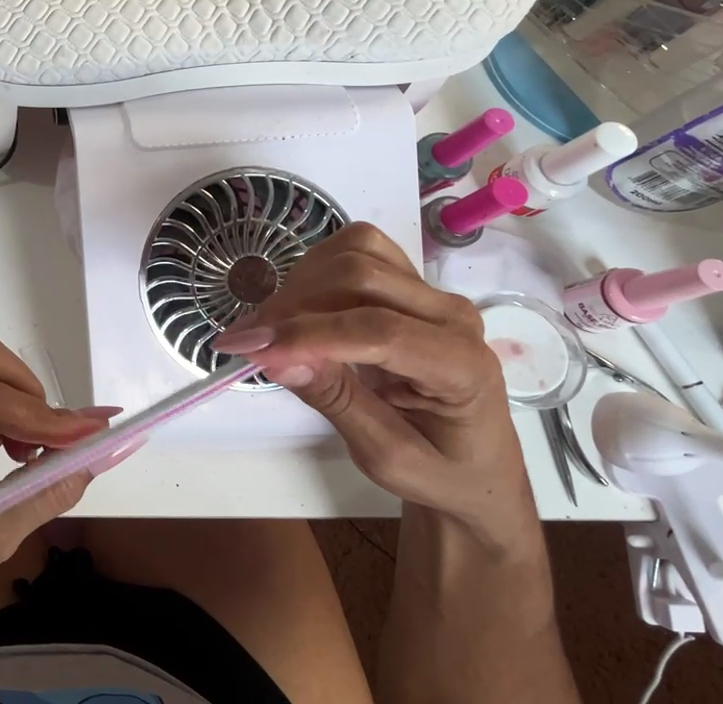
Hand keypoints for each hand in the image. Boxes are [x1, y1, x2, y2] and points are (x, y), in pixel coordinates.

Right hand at [214, 223, 535, 532]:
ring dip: (301, 284)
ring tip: (273, 327)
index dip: (307, 334)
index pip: (378, 330)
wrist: (475, 466)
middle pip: (361, 275)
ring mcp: (431, 294)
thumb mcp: (387, 458)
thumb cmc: (439, 472)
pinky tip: (298, 308)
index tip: (246, 348)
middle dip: (294, 303)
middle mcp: (452, 317)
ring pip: (355, 252)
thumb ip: (335, 402)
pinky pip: (355, 250)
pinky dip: (314, 270)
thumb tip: (275, 358)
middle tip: (249, 342)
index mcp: (462, 367)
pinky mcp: (409, 284)